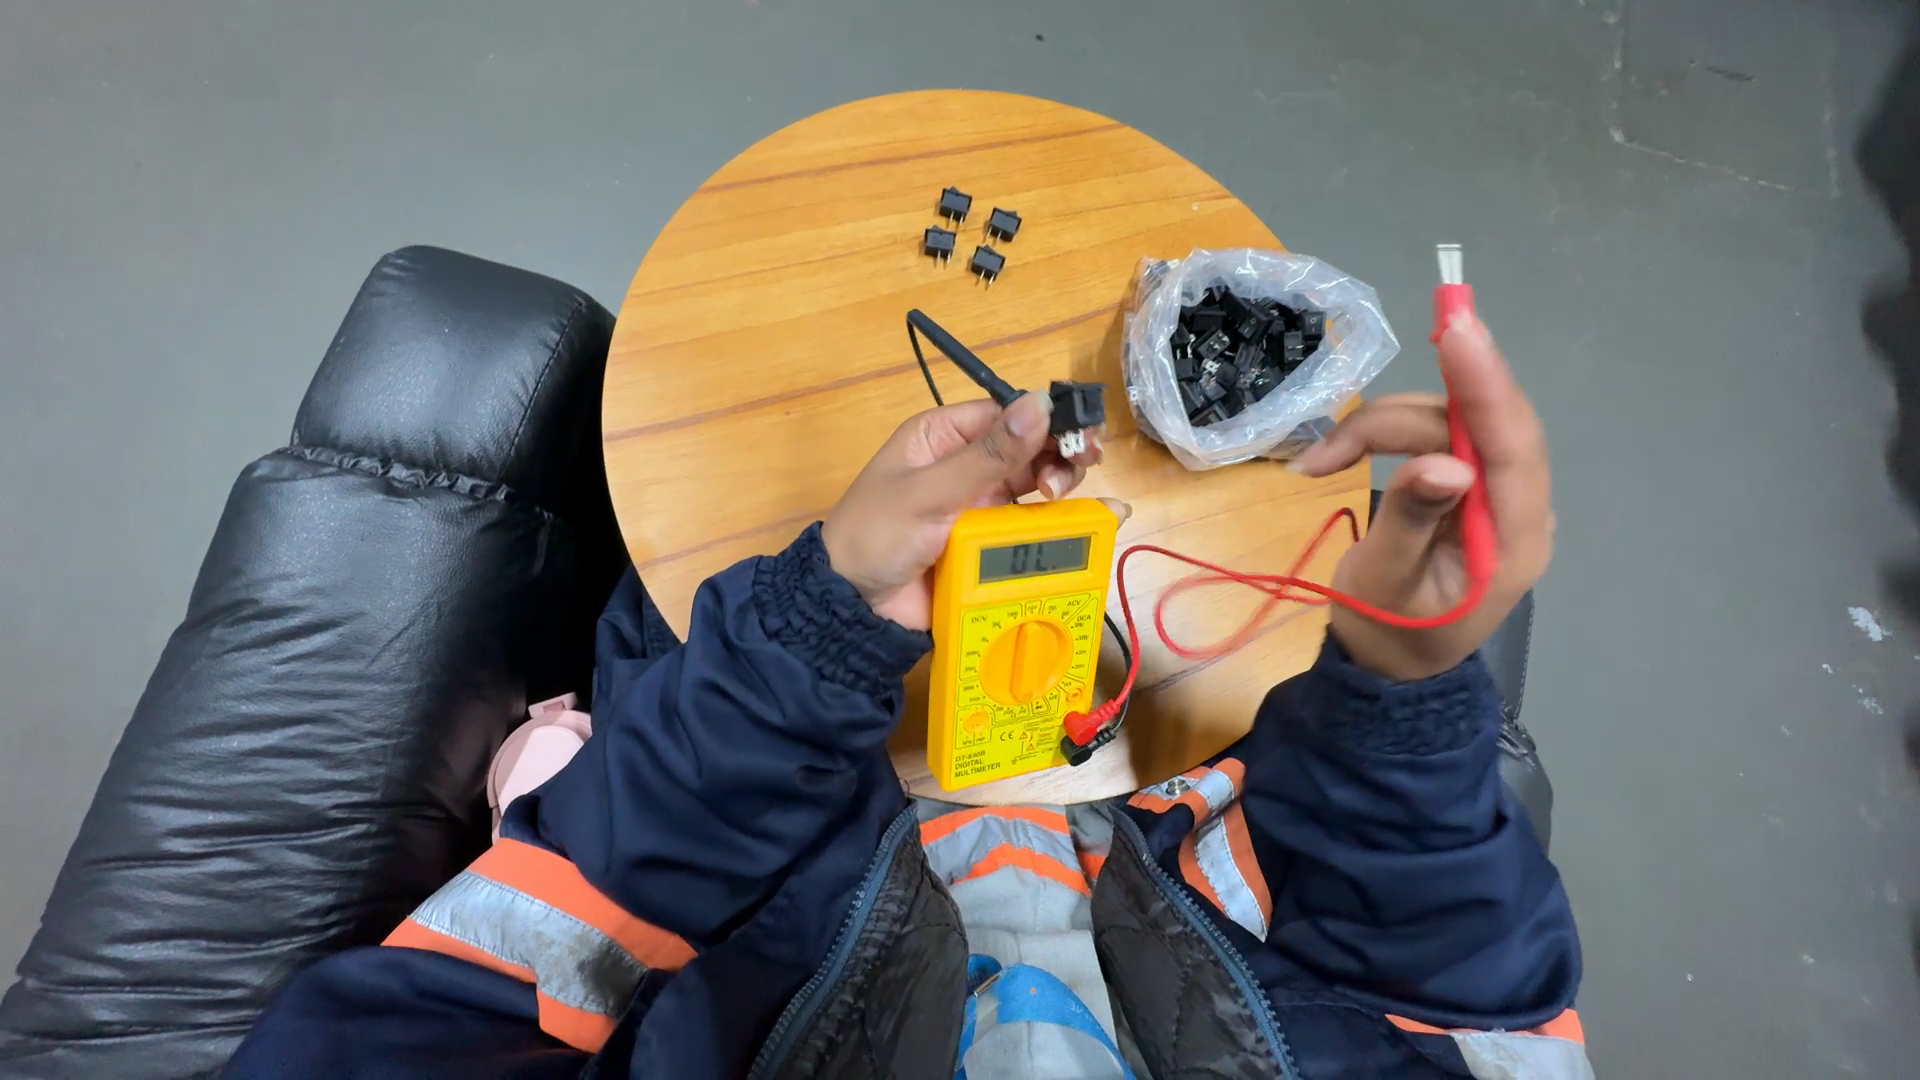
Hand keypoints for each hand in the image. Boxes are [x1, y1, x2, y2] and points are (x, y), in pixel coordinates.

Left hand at [822, 393, 1104, 629]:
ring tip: (1062, 495)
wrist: (857, 608)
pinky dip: (1062, 522)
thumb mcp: (929, 492)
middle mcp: (968, 465)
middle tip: (1079, 463)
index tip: (1078, 432)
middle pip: (1031, 446)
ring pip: (1038, 483)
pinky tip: (1093, 519)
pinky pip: (1034, 526)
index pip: (1007, 413)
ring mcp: (983, 505)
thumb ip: (988, 455)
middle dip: (1059, 451)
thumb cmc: (878, 535)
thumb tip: (1040, 404)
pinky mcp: (993, 542)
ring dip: (1061, 483)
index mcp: (944, 436)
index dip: (1046, 419)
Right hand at [1290, 313, 1553, 680]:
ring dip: (1379, 429)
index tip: (1457, 329)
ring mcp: (1492, 494)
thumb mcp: (1388, 585)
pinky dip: (1383, 435)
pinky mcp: (1466, 486)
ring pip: (1446, 423)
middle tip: (1326, 448)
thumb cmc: (1387, 632)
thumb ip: (1413, 523)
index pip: (1511, 444)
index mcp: (1514, 537)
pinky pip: (1433, 436)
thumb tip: (1442, 463)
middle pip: (1471, 425)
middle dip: (1398, 419)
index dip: (1484, 382)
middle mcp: (1517, 505)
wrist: (1389, 662)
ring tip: (1320, 460)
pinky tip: (1341, 452)